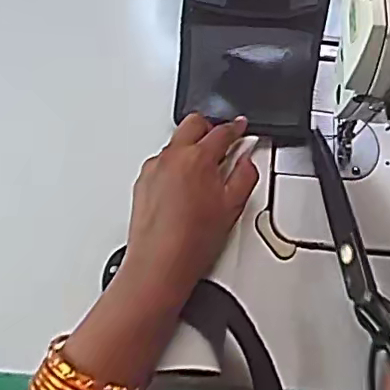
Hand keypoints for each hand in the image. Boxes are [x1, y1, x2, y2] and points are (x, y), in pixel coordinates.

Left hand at [117, 113, 258, 306]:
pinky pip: (162, 161)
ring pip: (176, 141)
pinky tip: (183, 187)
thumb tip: (247, 161)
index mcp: (198, 158)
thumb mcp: (232, 206)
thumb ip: (245, 175)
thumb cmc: (191, 242)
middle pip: (194, 122)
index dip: (236, 128)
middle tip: (222, 142)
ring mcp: (155, 167)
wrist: (158, 266)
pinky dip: (174, 165)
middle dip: (210, 128)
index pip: (222, 131)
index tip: (241, 128)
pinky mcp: (142, 181)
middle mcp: (173, 156)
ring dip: (190, 146)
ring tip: (203, 172)